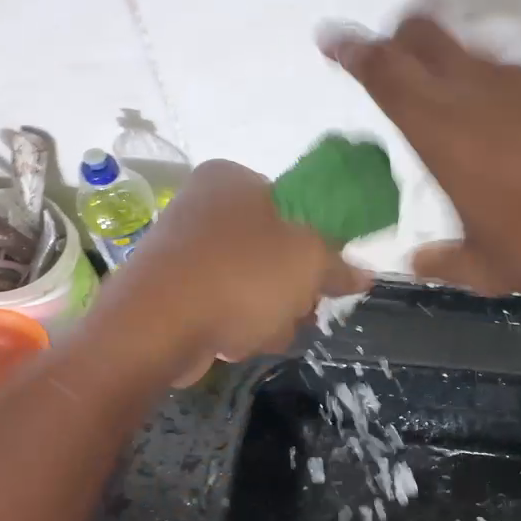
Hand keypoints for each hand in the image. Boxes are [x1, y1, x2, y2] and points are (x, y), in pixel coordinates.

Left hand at [112, 160, 367, 367]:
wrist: (156, 326)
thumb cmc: (240, 277)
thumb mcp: (308, 263)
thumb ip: (340, 266)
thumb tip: (364, 274)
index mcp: (234, 179)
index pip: (295, 208)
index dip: (317, 246)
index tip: (323, 277)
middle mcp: (204, 206)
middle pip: (276, 252)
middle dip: (293, 291)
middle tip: (296, 309)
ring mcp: (184, 250)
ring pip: (253, 286)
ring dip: (270, 316)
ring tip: (262, 331)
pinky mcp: (171, 292)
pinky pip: (223, 308)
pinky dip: (235, 327)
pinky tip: (233, 341)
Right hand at [322, 15, 520, 296]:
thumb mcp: (486, 268)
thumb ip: (444, 261)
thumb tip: (417, 261)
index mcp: (441, 131)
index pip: (384, 72)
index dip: (352, 51)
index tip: (332, 41)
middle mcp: (473, 90)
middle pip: (419, 33)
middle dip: (393, 39)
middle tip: (385, 63)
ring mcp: (516, 80)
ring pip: (463, 41)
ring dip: (440, 53)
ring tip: (440, 89)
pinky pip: (503, 64)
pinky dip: (484, 74)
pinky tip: (496, 113)